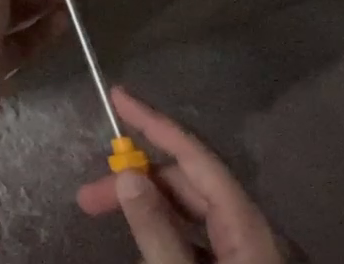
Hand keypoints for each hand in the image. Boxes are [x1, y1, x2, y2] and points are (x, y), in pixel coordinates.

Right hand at [78, 88, 288, 262]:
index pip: (197, 157)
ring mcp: (252, 258)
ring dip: (148, 207)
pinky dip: (168, 234)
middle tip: (88, 198)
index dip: (156, 122)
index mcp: (250, 230)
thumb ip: (158, 232)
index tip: (116, 96)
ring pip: (194, 214)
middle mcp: (255, 236)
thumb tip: (130, 175)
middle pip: (191, 185)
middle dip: (137, 178)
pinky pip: (201, 241)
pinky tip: (146, 247)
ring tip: (106, 217)